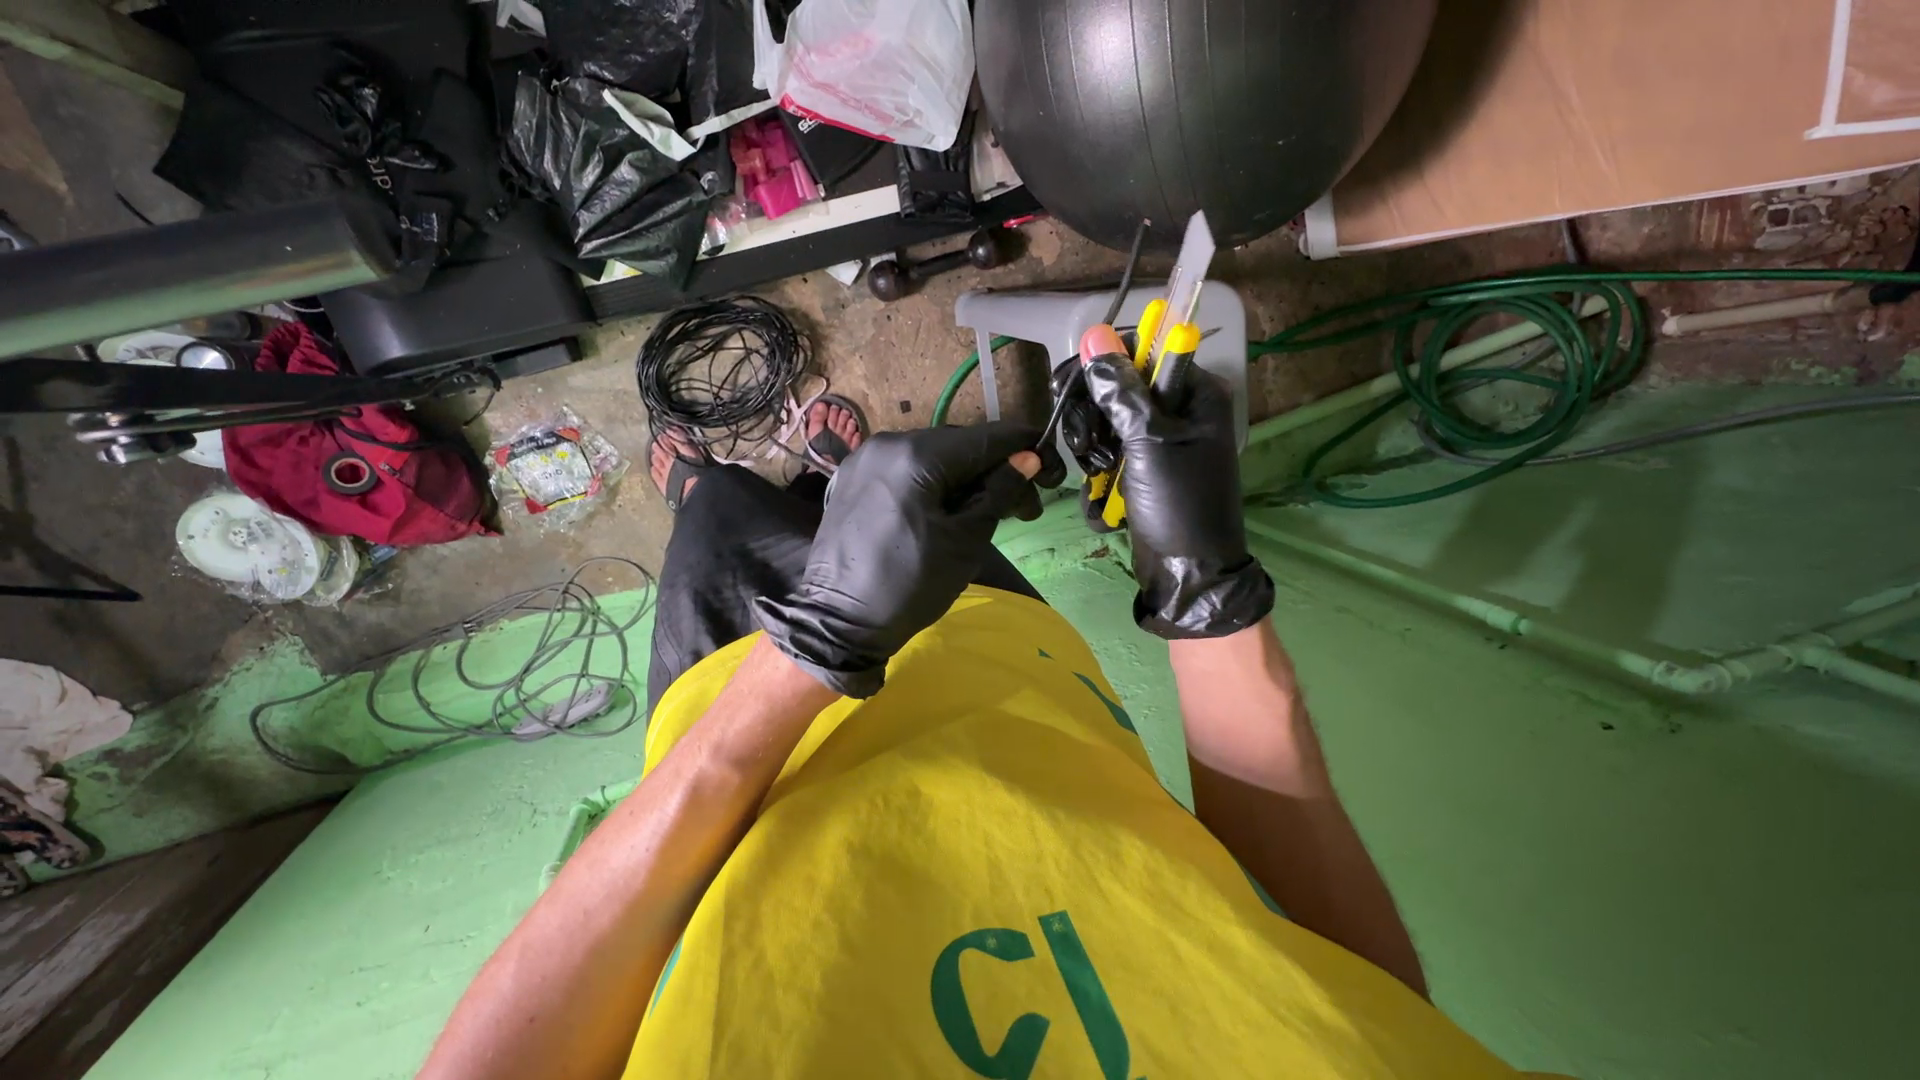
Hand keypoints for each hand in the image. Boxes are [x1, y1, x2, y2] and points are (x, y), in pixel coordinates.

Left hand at [754, 423, 1043, 696]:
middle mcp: (888, 443)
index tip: (1051, 470)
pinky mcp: (852, 479)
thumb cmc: (910, 583)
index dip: (1025, 449)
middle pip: (958, 444)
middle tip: (1023, 508)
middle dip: (995, 469)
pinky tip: (947, 509)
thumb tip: (1028, 458)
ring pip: (932, 455)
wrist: (840, 622)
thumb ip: (998, 492)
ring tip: (987, 512)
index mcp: (917, 455)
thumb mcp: (965, 541)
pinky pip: (905, 468)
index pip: (986, 438)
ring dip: (964, 477)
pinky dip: (933, 482)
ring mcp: (865, 459)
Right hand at [1080, 325, 1272, 637]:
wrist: (1187, 574)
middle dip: (1093, 413)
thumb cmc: (1179, 503)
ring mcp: (1157, 440)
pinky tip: (1101, 489)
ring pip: (1104, 418)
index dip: (1104, 363)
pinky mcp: (1141, 467)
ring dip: (1092, 446)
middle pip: (1116, 384)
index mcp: (1194, 392)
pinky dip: (1098, 469)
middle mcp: (1177, 409)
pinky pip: (1106, 450)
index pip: (1142, 349)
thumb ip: (1121, 388)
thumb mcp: (1149, 440)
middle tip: (1089, 445)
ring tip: (1099, 472)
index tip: (1073, 386)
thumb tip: (1094, 334)